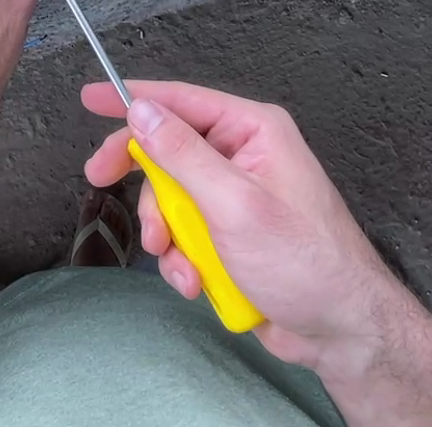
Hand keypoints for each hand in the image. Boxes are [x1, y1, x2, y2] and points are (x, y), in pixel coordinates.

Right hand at [83, 81, 430, 370]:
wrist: (341, 336)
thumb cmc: (302, 261)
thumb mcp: (234, 203)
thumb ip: (183, 154)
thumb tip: (141, 110)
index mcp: (251, 130)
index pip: (180, 101)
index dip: (132, 97)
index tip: (90, 96)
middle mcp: (241, 153)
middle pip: (168, 149)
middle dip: (145, 181)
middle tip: (98, 180)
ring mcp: (233, 194)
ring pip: (170, 196)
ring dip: (166, 232)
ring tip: (181, 264)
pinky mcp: (227, 232)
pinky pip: (183, 231)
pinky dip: (181, 258)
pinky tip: (196, 281)